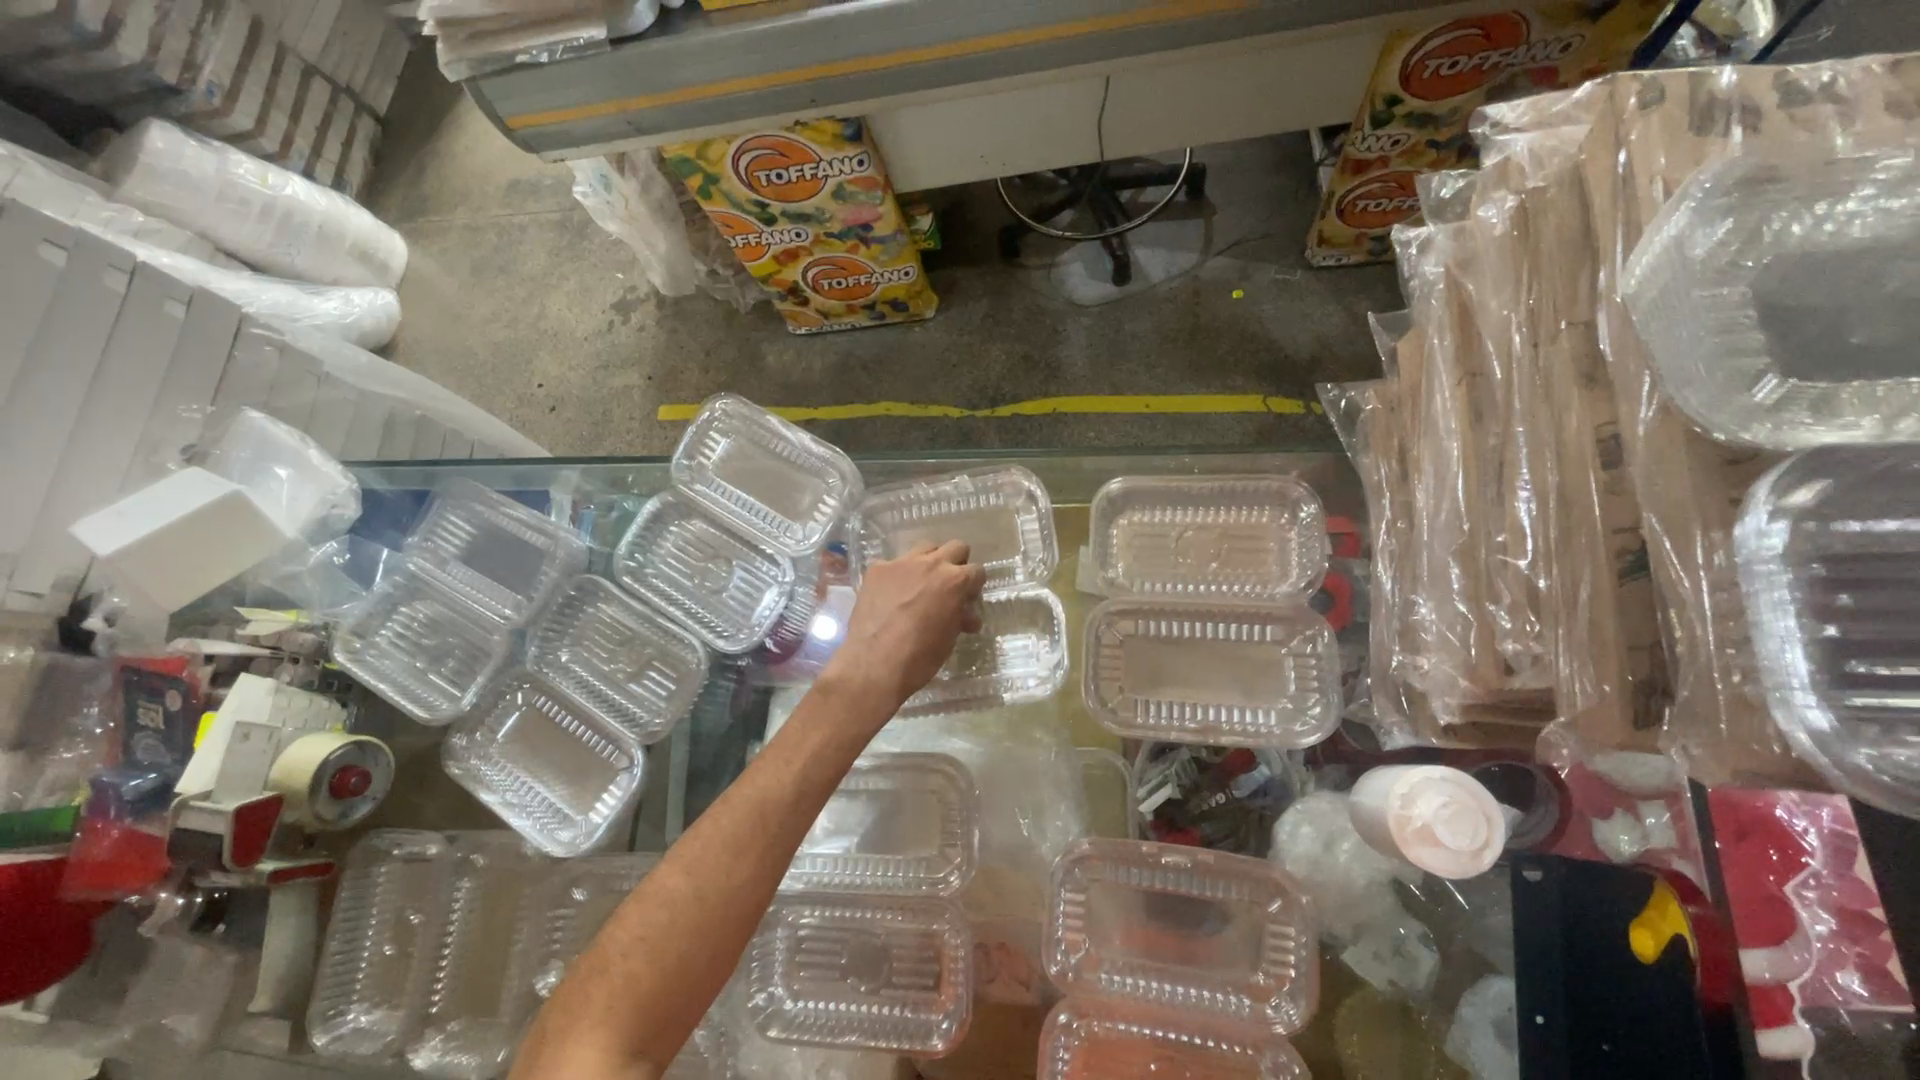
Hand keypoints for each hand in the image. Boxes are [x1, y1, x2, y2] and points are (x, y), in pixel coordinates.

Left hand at [822, 541, 986, 711]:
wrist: (874, 664)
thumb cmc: (920, 657)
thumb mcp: (949, 638)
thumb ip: (960, 617)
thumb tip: (966, 615)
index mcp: (955, 581)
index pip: (977, 571)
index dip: (974, 586)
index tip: (968, 599)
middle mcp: (931, 564)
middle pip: (955, 547)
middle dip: (957, 564)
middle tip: (949, 586)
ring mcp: (901, 563)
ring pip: (924, 548)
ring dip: (929, 562)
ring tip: (921, 585)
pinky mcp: (877, 569)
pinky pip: (893, 564)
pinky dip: (897, 576)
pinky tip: (890, 596)